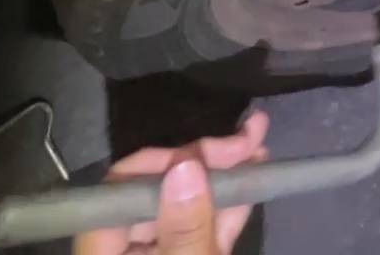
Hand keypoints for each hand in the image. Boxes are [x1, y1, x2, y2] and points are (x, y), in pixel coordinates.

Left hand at [74, 111, 268, 254]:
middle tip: (252, 136)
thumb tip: (187, 163)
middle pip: (156, 191)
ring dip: (224, 172)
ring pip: (182, 205)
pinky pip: (197, 226)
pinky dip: (225, 201)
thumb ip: (186, 229)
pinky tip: (254, 172)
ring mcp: (153, 254)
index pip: (120, 190)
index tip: (212, 149)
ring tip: (260, 142)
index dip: (164, 161)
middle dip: (205, 159)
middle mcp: (124, 250)